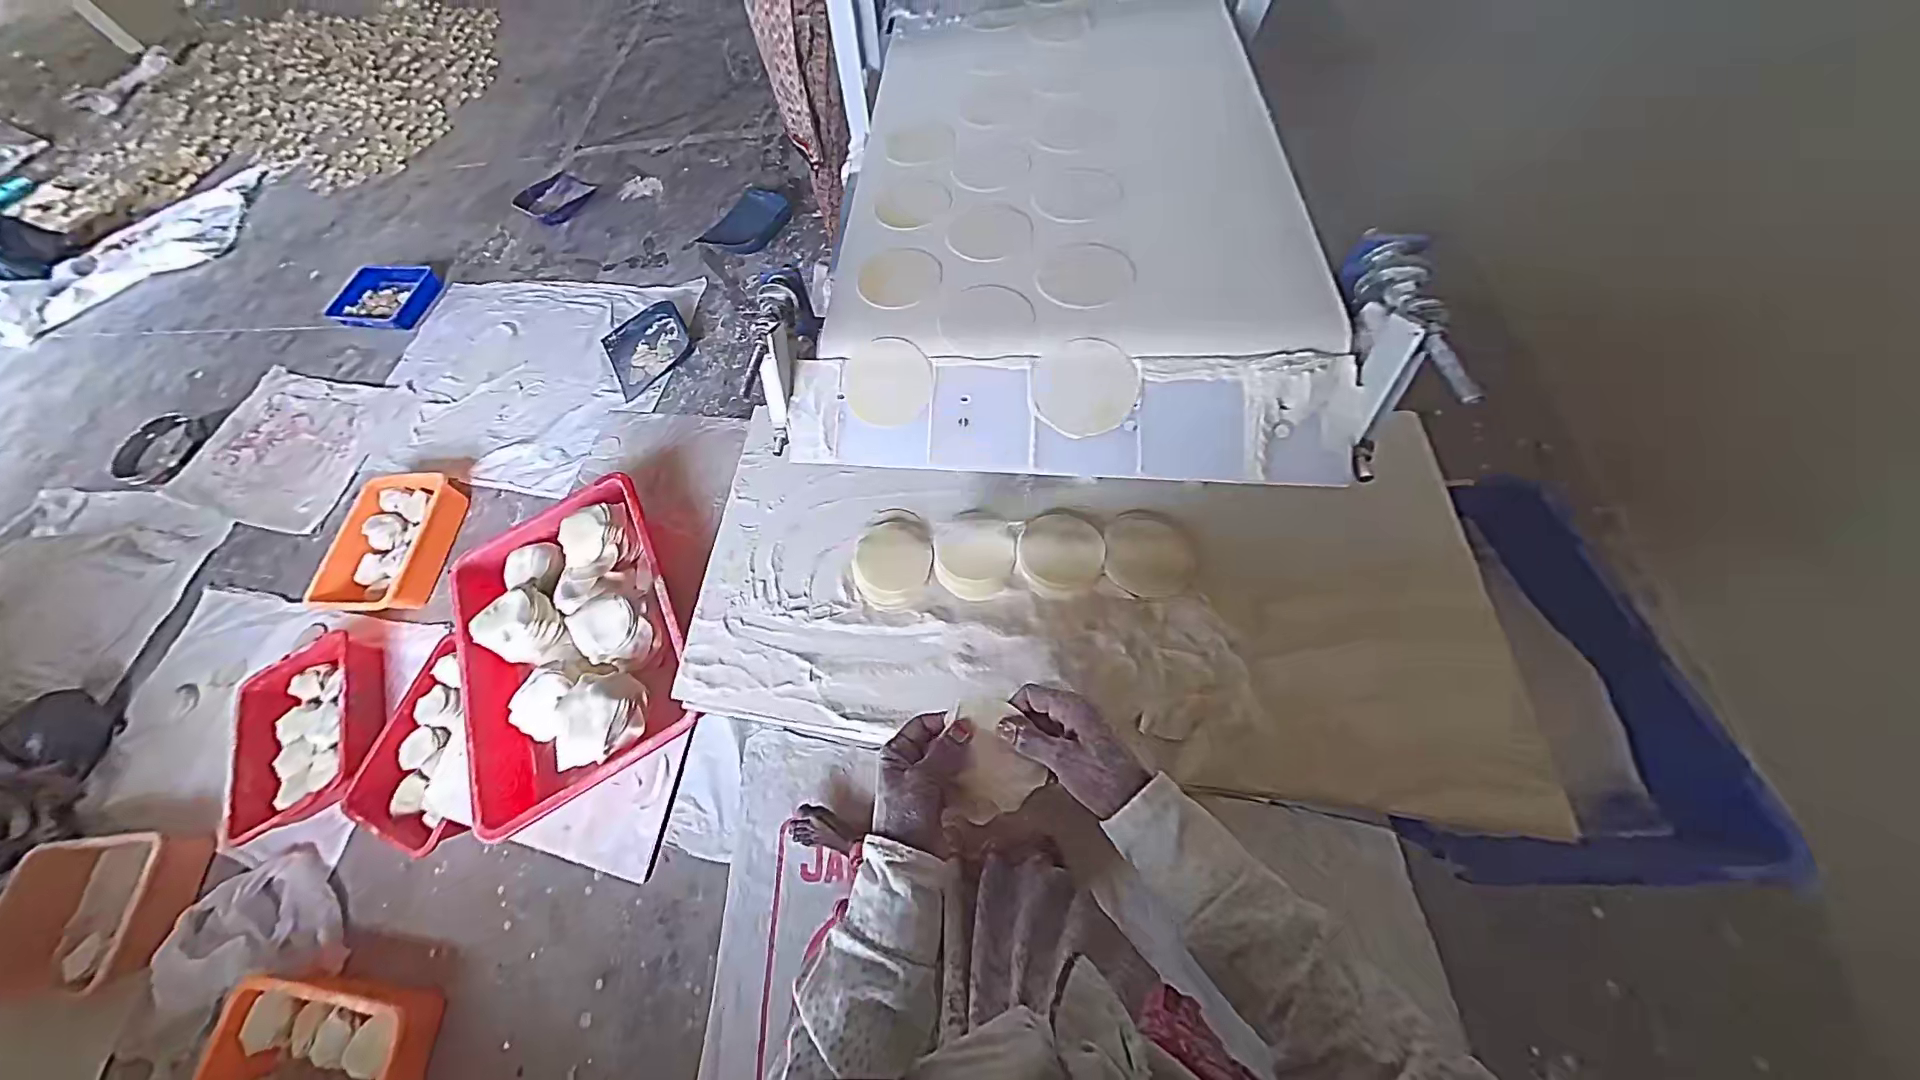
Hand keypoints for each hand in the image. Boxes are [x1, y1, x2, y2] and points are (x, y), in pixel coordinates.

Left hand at [874, 711, 971, 853]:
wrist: (911, 857)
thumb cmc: (905, 815)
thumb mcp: (922, 777)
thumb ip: (944, 750)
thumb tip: (963, 726)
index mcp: (896, 753)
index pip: (922, 725)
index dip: (942, 721)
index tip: (967, 721)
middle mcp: (909, 764)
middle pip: (937, 742)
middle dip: (958, 739)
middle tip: (981, 736)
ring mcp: (926, 782)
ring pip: (949, 760)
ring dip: (965, 757)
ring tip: (986, 752)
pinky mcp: (940, 798)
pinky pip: (957, 778)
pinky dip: (969, 774)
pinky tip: (984, 772)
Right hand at [1001, 685, 1149, 818]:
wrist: (1135, 803)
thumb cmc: (1100, 778)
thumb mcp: (1060, 759)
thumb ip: (1030, 740)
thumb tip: (1002, 725)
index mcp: (1071, 706)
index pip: (1030, 693)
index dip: (1013, 709)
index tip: (1001, 732)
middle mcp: (1076, 709)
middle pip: (1037, 707)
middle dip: (1020, 724)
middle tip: (1006, 748)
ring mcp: (1082, 726)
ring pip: (1046, 723)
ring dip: (1032, 739)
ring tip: (1020, 760)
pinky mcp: (1085, 743)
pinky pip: (1056, 737)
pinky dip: (1045, 748)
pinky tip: (1040, 769)